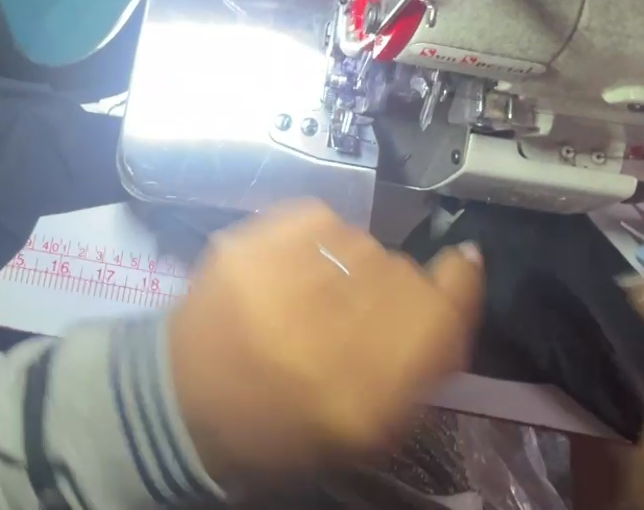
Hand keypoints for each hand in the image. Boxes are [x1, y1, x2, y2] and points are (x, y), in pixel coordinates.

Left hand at [167, 200, 484, 484]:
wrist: (181, 399)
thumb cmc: (279, 426)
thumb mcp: (363, 426)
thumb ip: (418, 367)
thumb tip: (453, 288)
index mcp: (360, 393)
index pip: (439, 313)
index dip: (459, 283)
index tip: (462, 265)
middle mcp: (323, 331)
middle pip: (402, 272)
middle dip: (398, 284)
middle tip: (365, 306)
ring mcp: (281, 279)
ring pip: (362, 242)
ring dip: (358, 261)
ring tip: (322, 289)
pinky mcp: (249, 244)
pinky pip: (319, 217)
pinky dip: (322, 235)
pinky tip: (302, 264)